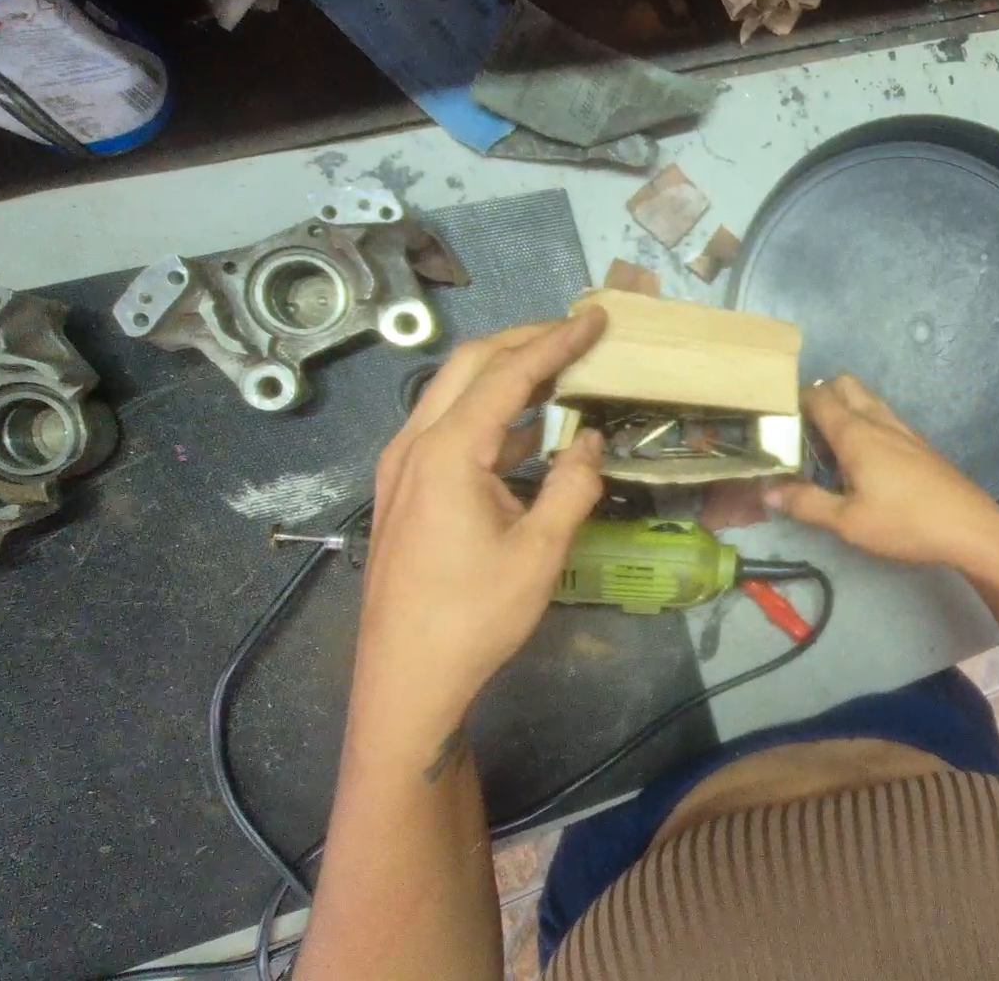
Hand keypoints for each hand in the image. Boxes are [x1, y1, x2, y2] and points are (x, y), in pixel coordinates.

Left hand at [355, 310, 607, 734]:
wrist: (407, 679)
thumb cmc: (475, 616)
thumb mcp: (540, 551)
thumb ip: (572, 486)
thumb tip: (589, 440)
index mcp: (447, 454)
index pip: (507, 375)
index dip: (556, 342)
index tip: (595, 319)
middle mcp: (415, 446)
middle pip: (468, 367)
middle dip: (525, 341)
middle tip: (577, 334)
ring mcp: (403, 468)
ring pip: (455, 395)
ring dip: (507, 376)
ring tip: (561, 372)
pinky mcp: (407, 491)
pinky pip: (451, 431)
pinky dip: (493, 416)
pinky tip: (531, 432)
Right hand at [764, 375, 998, 577]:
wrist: (970, 528)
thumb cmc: (905, 523)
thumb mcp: (847, 522)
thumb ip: (806, 503)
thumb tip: (767, 491)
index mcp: (856, 433)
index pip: (817, 396)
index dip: (791, 402)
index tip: (774, 422)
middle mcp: (878, 421)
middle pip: (844, 385)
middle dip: (819, 396)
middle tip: (802, 433)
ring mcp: (902, 430)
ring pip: (866, 400)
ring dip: (843, 410)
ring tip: (827, 449)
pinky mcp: (918, 444)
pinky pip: (883, 418)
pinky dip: (864, 425)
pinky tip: (861, 462)